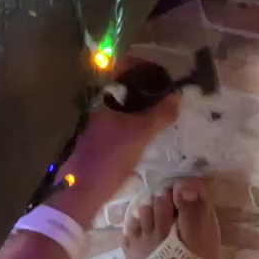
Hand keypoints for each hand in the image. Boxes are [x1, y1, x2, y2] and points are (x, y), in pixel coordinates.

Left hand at [52, 75, 179, 225]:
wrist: (80, 193)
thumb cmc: (109, 158)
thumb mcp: (141, 135)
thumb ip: (161, 113)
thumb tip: (178, 95)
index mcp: (103, 96)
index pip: (124, 67)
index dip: (145, 65)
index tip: (165, 72)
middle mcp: (97, 104)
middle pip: (124, 85)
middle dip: (146, 85)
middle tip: (168, 91)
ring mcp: (95, 120)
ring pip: (122, 103)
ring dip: (141, 103)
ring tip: (162, 108)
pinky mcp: (96, 136)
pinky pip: (119, 118)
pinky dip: (134, 118)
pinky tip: (147, 127)